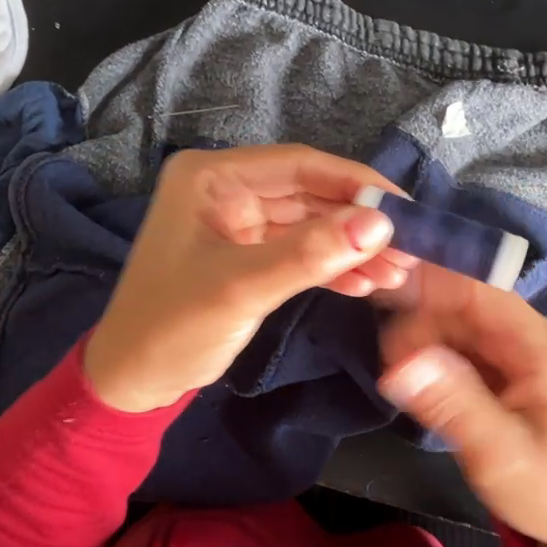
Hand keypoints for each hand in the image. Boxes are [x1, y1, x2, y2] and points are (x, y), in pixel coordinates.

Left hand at [84, 145, 415, 412]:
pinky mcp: (247, 253)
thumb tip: (380, 224)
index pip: (299, 165)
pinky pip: (300, 249)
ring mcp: (237, 221)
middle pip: (310, 193)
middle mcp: (226, 188)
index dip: (356, 183)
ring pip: (310, 223)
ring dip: (353, 247)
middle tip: (413, 248)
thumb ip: (311, 254)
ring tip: (401, 273)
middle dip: (360, 222)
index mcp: (211, 177)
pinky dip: (332, 265)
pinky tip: (369, 283)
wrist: (132, 382)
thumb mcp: (242, 288)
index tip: (407, 207)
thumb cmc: (172, 327)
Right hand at [378, 266, 546, 546]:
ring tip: (392, 367)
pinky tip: (411, 374)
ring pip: (460, 327)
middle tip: (384, 354)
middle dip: (421, 318)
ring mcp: (521, 357)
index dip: (430, 286)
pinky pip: (464, 350)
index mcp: (542, 348)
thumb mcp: (500, 454)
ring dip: (424, 338)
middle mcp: (533, 341)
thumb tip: (400, 364)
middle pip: (466, 307)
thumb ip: (452, 405)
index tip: (383, 293)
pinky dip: (435, 356)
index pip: (479, 293)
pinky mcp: (509, 376)